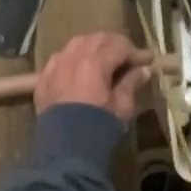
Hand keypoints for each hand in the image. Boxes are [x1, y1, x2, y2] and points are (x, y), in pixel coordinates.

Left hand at [34, 32, 153, 122]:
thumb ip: (131, 83)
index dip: (135, 52)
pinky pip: (59, 58)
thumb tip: (143, 70)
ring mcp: (55, 67)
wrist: (64, 152)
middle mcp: (73, 58)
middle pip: (96, 39)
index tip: (147, 61)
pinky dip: (73, 58)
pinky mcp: (43, 80)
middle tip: (127, 58)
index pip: (119, 46)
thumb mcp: (122, 108)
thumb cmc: (98, 128)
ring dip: (92, 47)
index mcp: (94, 63)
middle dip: (114, 44)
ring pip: (76, 44)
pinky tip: (79, 68)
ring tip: (103, 59)